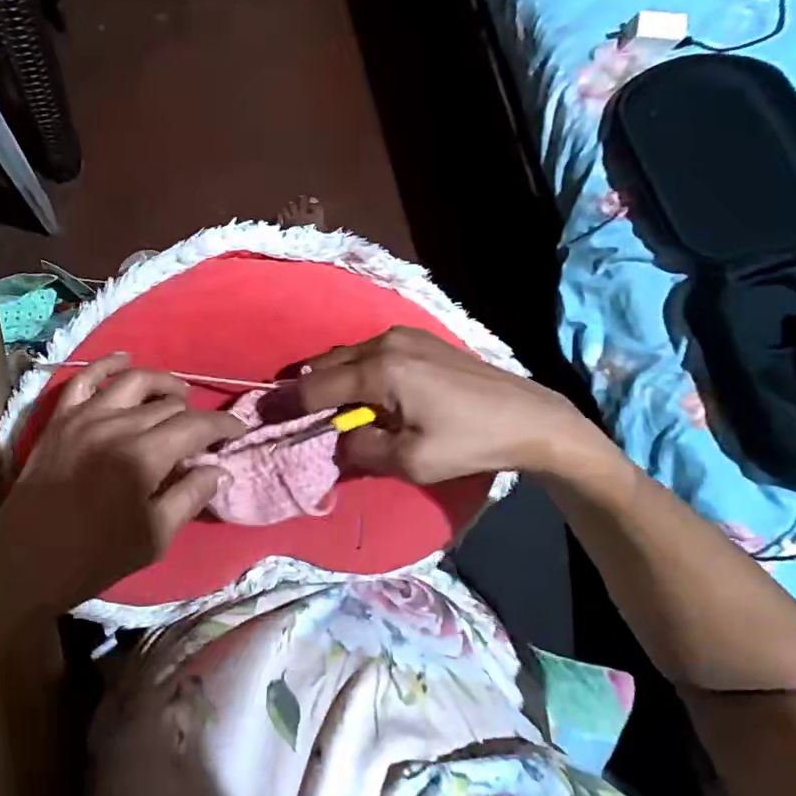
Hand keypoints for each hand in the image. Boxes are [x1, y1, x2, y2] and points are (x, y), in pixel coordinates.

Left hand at [0, 354, 246, 611]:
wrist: (26, 560)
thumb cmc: (95, 557)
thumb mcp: (154, 538)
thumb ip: (190, 497)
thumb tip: (217, 469)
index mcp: (143, 457)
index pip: (196, 426)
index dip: (223, 426)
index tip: (237, 431)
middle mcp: (116, 425)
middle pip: (168, 405)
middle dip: (194, 415)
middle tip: (204, 433)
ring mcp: (84, 417)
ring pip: (133, 381)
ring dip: (161, 383)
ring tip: (177, 394)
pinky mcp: (59, 419)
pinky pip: (84, 378)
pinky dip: (107, 364)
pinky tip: (124, 359)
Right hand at [292, 327, 609, 482]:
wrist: (530, 417)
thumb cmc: (469, 443)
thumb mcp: (410, 461)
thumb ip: (360, 450)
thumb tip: (333, 440)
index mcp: (379, 371)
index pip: (316, 387)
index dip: (287, 405)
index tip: (265, 417)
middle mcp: (383, 342)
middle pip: (325, 364)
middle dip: (304, 390)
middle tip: (291, 416)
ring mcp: (403, 335)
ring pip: (345, 355)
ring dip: (329, 379)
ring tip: (323, 407)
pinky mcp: (419, 338)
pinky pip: (367, 351)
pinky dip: (353, 370)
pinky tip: (359, 391)